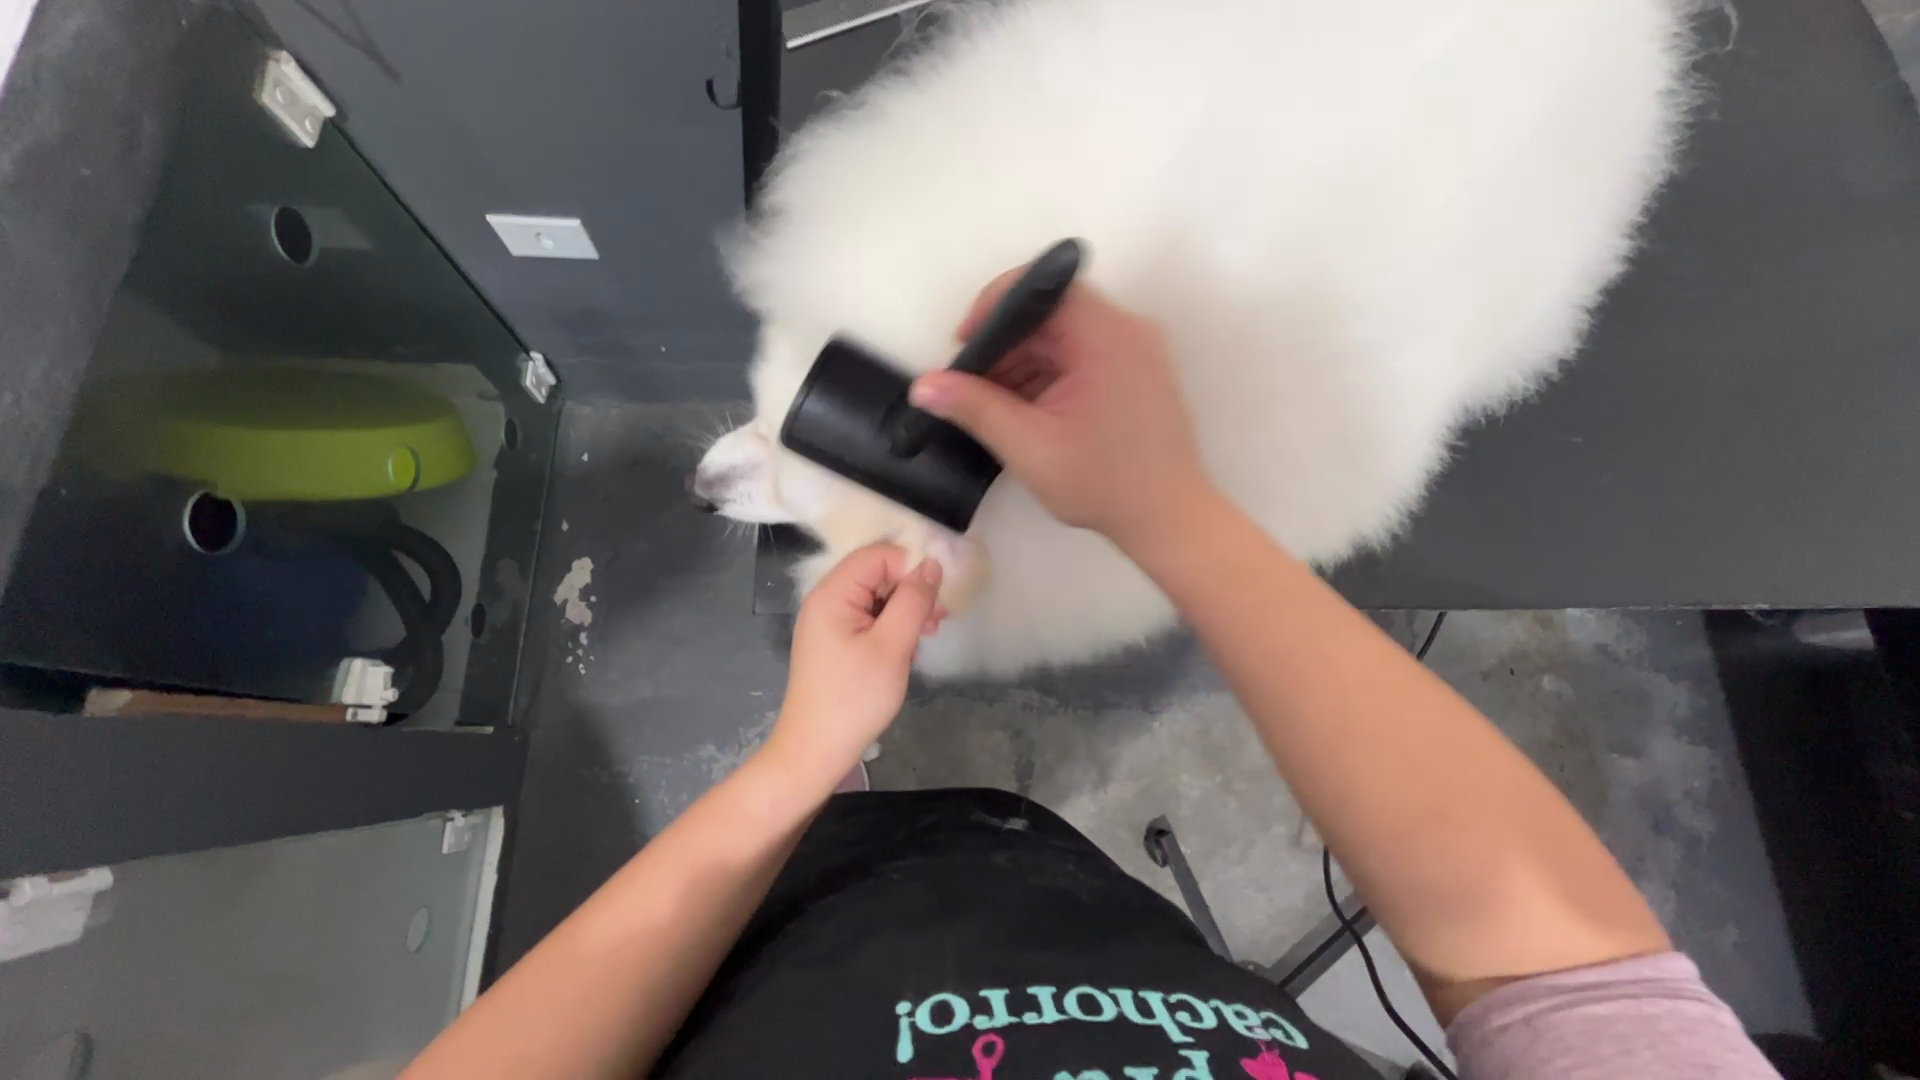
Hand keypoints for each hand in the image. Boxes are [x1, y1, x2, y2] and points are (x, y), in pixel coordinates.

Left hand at [764, 544, 942, 785]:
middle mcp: (826, 601)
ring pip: (876, 598)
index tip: (939, 593)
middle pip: (876, 574)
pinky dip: (892, 628)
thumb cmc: (854, 698)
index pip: (878, 555)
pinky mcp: (835, 644)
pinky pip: (869, 620)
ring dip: (905, 611)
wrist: (815, 751)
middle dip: (911, 590)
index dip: (911, 566)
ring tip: (928, 634)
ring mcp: (828, 623)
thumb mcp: (892, 646)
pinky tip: (908, 651)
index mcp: (832, 593)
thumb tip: (932, 564)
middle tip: (939, 618)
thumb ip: (913, 600)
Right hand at [908, 271, 1212, 549]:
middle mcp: (1127, 330)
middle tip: (969, 385)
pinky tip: (1024, 413)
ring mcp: (1135, 351)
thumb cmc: (1103, 484)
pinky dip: (1048, 378)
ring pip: (1063, 339)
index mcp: (1108, 336)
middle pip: (1051, 315)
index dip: (994, 306)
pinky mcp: (1135, 373)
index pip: (1043, 288)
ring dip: (1023, 365)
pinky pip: (1081, 358)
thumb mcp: (1029, 446)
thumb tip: (922, 386)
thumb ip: (974, 408)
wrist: (1169, 520)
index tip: (963, 344)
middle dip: (1005, 346)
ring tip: (991, 407)